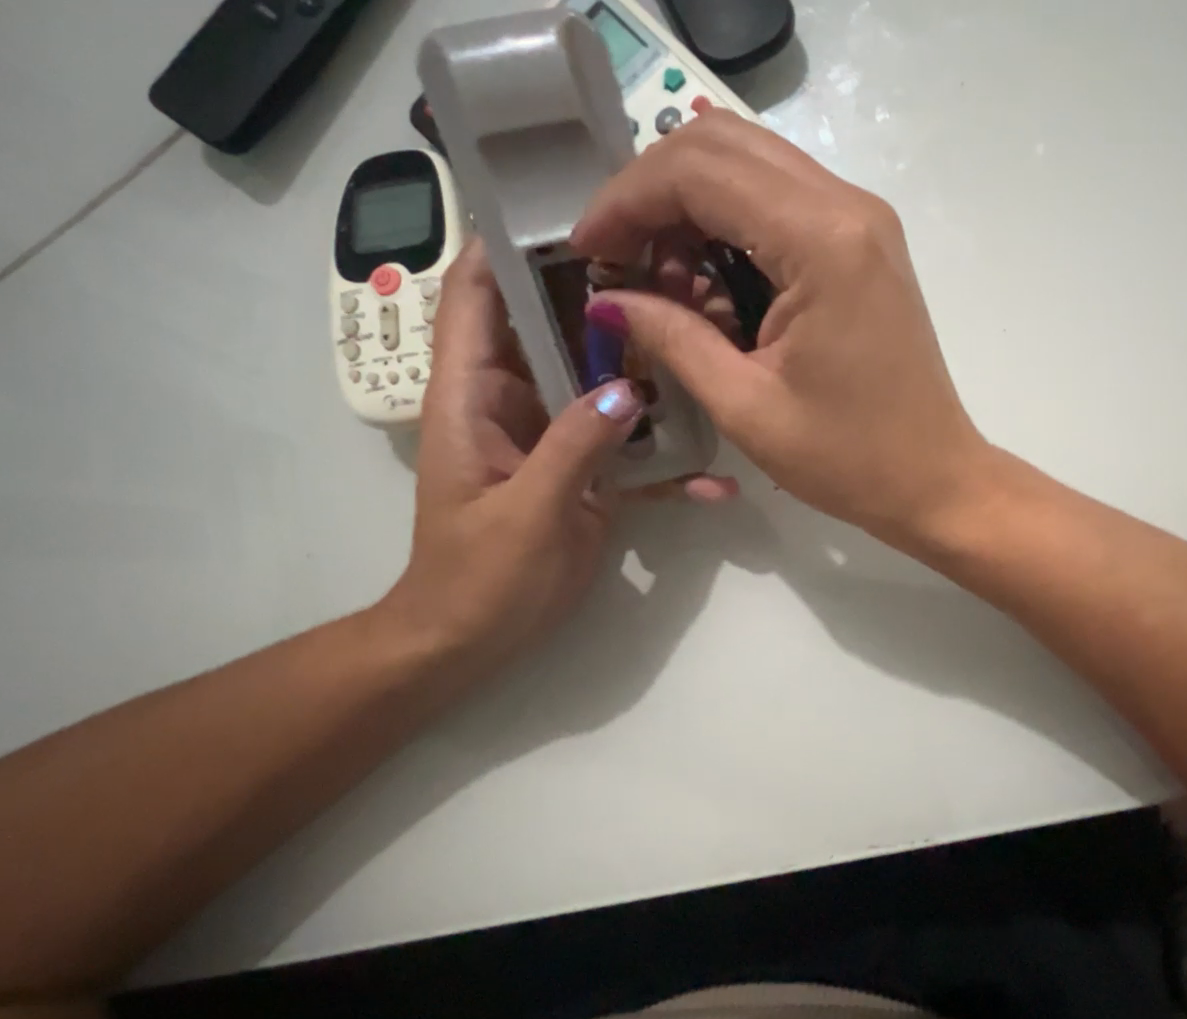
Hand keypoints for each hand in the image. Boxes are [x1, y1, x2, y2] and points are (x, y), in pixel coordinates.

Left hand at [376, 241, 730, 670]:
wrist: (472, 642)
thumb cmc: (477, 578)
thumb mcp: (526, 512)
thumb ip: (575, 446)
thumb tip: (630, 388)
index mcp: (473, 398)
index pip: (476, 300)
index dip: (504, 247)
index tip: (562, 207)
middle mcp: (513, 404)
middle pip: (555, 329)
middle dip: (604, 298)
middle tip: (670, 267)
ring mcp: (553, 438)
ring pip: (601, 384)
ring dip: (648, 371)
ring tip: (707, 343)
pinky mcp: (584, 474)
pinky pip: (628, 452)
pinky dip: (666, 462)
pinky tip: (714, 482)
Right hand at [570, 112, 993, 541]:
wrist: (934, 479)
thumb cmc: (849, 459)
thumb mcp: (746, 407)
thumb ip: (672, 337)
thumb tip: (606, 298)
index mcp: (823, 242)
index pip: (698, 170)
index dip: (626, 202)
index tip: (587, 253)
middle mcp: (848, 206)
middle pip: (721, 144)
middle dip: (652, 194)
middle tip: (618, 261)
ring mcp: (862, 218)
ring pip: (749, 163)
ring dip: (689, 207)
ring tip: (663, 284)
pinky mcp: (863, 240)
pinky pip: (778, 199)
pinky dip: (728, 225)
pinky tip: (708, 286)